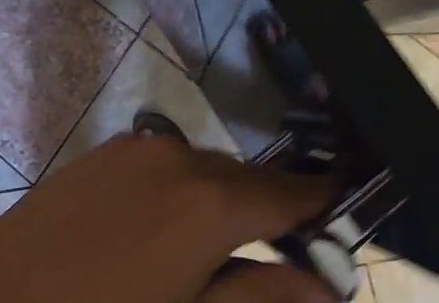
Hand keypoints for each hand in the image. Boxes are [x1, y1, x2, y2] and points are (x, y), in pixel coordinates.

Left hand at [0, 135, 336, 302]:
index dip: (319, 211)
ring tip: (217, 261)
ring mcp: (133, 150)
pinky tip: (164, 240)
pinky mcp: (100, 154)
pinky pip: (163, 166)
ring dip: (223, 205)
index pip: (289, 193)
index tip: (338, 233)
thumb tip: (326, 285)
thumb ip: (261, 302)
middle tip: (279, 266)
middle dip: (269, 217)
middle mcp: (176, 157)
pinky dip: (182, 194)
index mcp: (206, 201)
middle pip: (246, 181)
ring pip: (204, 171)